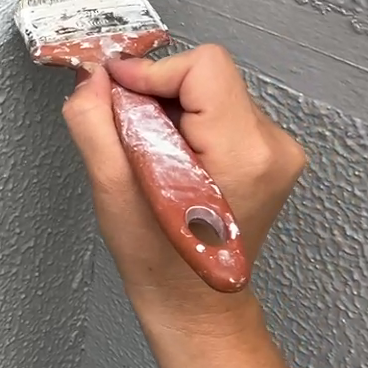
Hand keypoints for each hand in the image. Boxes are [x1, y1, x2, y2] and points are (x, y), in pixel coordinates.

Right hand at [61, 45, 306, 332]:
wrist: (193, 301)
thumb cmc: (157, 258)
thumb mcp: (110, 189)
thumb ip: (94, 124)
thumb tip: (91, 78)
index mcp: (243, 152)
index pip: (203, 66)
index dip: (151, 73)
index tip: (116, 94)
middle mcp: (272, 146)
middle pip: (205, 77)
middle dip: (156, 96)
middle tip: (128, 137)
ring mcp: (276, 150)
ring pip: (209, 92)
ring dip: (168, 112)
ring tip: (149, 156)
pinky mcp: (268, 154)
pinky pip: (218, 111)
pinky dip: (184, 124)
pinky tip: (169, 162)